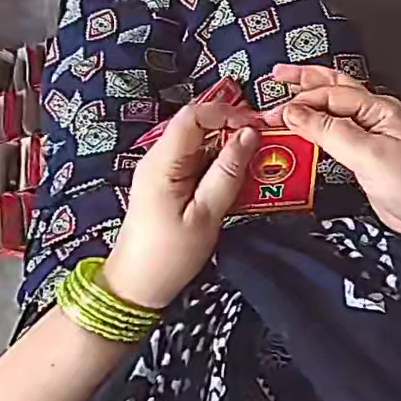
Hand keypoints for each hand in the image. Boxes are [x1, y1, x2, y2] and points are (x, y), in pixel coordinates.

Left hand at [101, 102, 261, 308]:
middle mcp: (160, 158)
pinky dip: (221, 163)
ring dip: (230, 146)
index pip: (193, 115)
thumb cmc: (168, 256)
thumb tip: (249, 135)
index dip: (226, 113)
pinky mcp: (170, 182)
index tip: (255, 126)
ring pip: (201, 141)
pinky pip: (199, 160)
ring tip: (258, 159)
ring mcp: (164, 169)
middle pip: (198, 124)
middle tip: (264, 142)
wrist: (136, 287)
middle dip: (233, 127)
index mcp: (162, 162)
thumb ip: (227, 173)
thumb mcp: (205, 216)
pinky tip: (241, 176)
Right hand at [261, 64, 400, 243]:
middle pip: (332, 87)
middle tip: (276, 76)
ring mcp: (368, 133)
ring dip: (307, 98)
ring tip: (284, 91)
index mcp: (378, 108)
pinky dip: (313, 124)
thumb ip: (330, 131)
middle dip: (303, 79)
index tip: (275, 113)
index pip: (330, 95)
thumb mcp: (369, 155)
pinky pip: (332, 131)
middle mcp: (372, 115)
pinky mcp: (363, 154)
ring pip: (331, 107)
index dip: (301, 100)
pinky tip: (301, 126)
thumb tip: (294, 112)